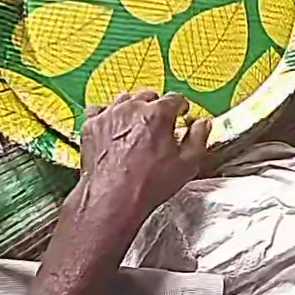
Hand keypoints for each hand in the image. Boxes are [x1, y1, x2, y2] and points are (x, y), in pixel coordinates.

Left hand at [66, 91, 209, 244]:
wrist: (113, 199)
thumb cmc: (146, 185)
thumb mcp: (186, 165)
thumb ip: (198, 139)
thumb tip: (202, 126)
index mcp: (157, 114)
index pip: (175, 99)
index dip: (181, 107)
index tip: (180, 114)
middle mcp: (131, 109)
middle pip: (148, 96)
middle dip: (157, 107)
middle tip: (160, 124)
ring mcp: (109, 115)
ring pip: (125, 100)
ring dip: (133, 109)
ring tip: (138, 127)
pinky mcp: (92, 126)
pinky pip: (100, 111)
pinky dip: (108, 116)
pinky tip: (114, 128)